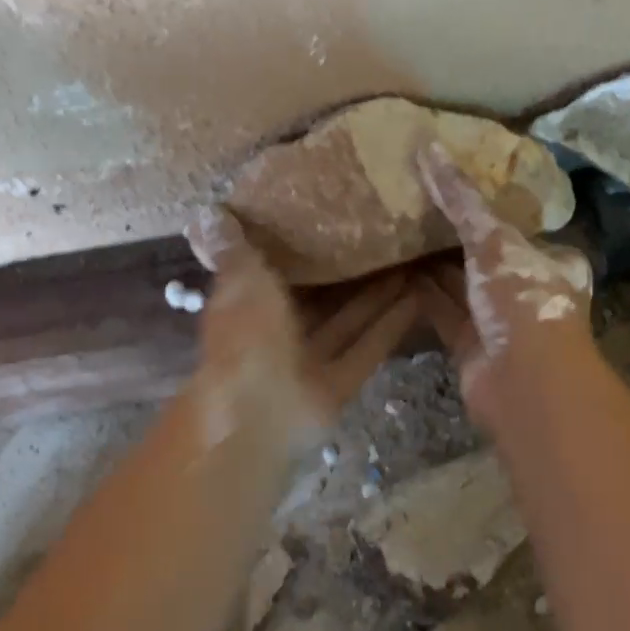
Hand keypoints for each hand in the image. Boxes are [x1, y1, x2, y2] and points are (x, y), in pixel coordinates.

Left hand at [187, 207, 420, 450]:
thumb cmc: (244, 338)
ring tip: (410, 263)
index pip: (274, 271)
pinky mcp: (336, 388)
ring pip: (346, 322)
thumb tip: (211, 212)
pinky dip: (389, 326)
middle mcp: (275, 335)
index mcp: (246, 306)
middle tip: (386, 239)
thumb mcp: (240, 281)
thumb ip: (237, 251)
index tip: (333, 219)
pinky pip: (365, 350)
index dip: (301, 247)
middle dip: (348, 273)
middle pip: (318, 299)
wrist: (255, 417)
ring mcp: (307, 364)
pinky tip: (418, 298)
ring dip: (376, 297)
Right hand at [413, 143, 593, 429]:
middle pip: (486, 256)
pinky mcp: (470, 345)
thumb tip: (427, 145)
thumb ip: (460, 198)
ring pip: (461, 284)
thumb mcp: (494, 239)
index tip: (454, 189)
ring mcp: (499, 320)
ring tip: (398, 229)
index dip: (488, 209)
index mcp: (550, 261)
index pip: (518, 227)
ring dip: (433, 264)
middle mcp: (526, 289)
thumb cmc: (521, 299)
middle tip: (416, 205)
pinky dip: (420, 293)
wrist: (522, 382)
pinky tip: (392, 269)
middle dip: (456, 238)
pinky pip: (441, 311)